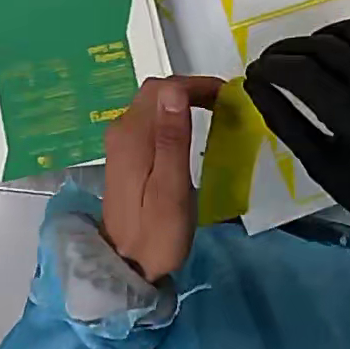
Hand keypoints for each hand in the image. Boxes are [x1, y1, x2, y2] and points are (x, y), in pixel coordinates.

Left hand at [102, 75, 221, 280]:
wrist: (124, 263)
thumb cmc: (156, 233)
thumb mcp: (171, 187)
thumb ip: (172, 138)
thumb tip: (174, 89)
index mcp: (132, 135)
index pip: (162, 88)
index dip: (195, 85)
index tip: (229, 96)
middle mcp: (121, 130)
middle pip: (155, 92)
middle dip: (191, 89)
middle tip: (227, 104)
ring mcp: (120, 141)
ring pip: (152, 104)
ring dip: (182, 101)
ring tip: (217, 114)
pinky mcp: (124, 153)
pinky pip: (149, 121)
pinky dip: (172, 117)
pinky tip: (191, 131)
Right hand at [244, 18, 349, 249]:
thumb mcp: (319, 164)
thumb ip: (283, 119)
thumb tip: (253, 83)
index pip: (298, 71)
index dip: (268, 66)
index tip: (255, 73)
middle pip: (321, 47)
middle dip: (286, 50)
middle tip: (270, 62)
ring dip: (319, 38)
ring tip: (304, 54)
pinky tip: (343, 53)